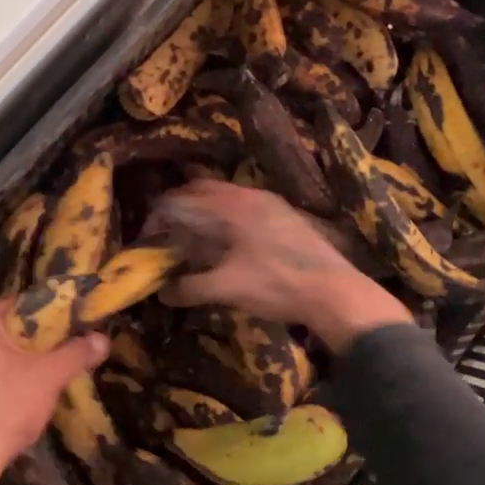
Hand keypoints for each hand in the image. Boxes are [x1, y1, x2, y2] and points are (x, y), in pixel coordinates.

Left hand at [0, 300, 109, 484]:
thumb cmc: (4, 409)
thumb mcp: (48, 378)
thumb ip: (76, 354)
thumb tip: (103, 339)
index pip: (17, 306)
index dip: (43, 319)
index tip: (61, 335)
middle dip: (22, 343)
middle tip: (47, 361)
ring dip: (0, 362)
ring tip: (26, 382)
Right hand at [152, 179, 410, 349]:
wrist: (336, 293)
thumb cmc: (277, 285)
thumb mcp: (226, 289)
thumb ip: (190, 288)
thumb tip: (162, 294)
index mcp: (230, 205)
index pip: (180, 198)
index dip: (157, 217)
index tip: (148, 240)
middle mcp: (249, 195)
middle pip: (201, 190)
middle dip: (178, 210)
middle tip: (166, 235)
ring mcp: (270, 204)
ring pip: (224, 198)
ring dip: (202, 213)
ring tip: (193, 241)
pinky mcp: (285, 217)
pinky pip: (242, 207)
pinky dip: (224, 219)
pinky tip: (226, 246)